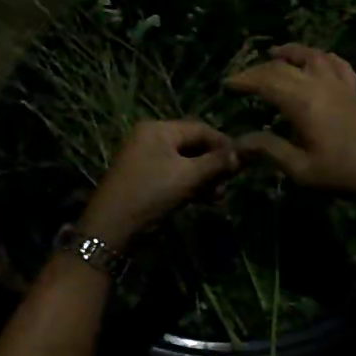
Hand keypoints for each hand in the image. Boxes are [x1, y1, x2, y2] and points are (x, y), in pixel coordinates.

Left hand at [78, 120, 237, 248]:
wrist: (112, 227)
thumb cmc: (151, 194)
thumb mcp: (188, 176)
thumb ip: (216, 163)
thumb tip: (240, 154)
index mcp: (158, 129)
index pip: (200, 128)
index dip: (224, 144)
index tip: (243, 162)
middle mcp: (151, 138)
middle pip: (193, 145)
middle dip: (214, 164)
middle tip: (229, 183)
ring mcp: (146, 159)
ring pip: (186, 162)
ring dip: (205, 177)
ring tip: (218, 196)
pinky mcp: (145, 179)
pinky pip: (174, 175)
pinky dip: (191, 184)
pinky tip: (205, 200)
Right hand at [226, 45, 355, 209]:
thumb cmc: (340, 174)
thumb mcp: (299, 168)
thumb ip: (268, 149)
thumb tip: (238, 141)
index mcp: (303, 103)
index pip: (266, 81)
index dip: (244, 80)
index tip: (227, 84)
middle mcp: (320, 86)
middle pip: (284, 67)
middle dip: (259, 69)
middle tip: (242, 78)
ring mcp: (340, 86)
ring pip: (313, 56)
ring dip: (292, 52)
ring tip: (275, 53)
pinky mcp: (354, 93)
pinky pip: (338, 65)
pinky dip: (323, 58)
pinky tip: (318, 61)